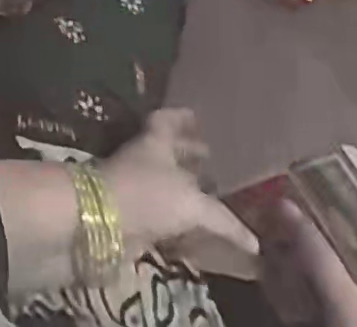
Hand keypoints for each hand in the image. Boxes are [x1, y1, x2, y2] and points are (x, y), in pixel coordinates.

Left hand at [101, 110, 259, 275]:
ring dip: (185, 188)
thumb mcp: (192, 202)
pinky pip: (161, 211)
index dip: (181, 117)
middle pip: (167, 150)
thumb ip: (223, 219)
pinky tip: (197, 230)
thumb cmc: (148, 194)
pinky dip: (179, 218)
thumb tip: (253, 240)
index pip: (167, 120)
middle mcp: (145, 158)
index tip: (197, 116)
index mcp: (155, 141)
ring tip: (211, 196)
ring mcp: (136, 183)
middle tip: (212, 159)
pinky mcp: (134, 211)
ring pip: (164, 181)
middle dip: (188, 154)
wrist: (103, 219)